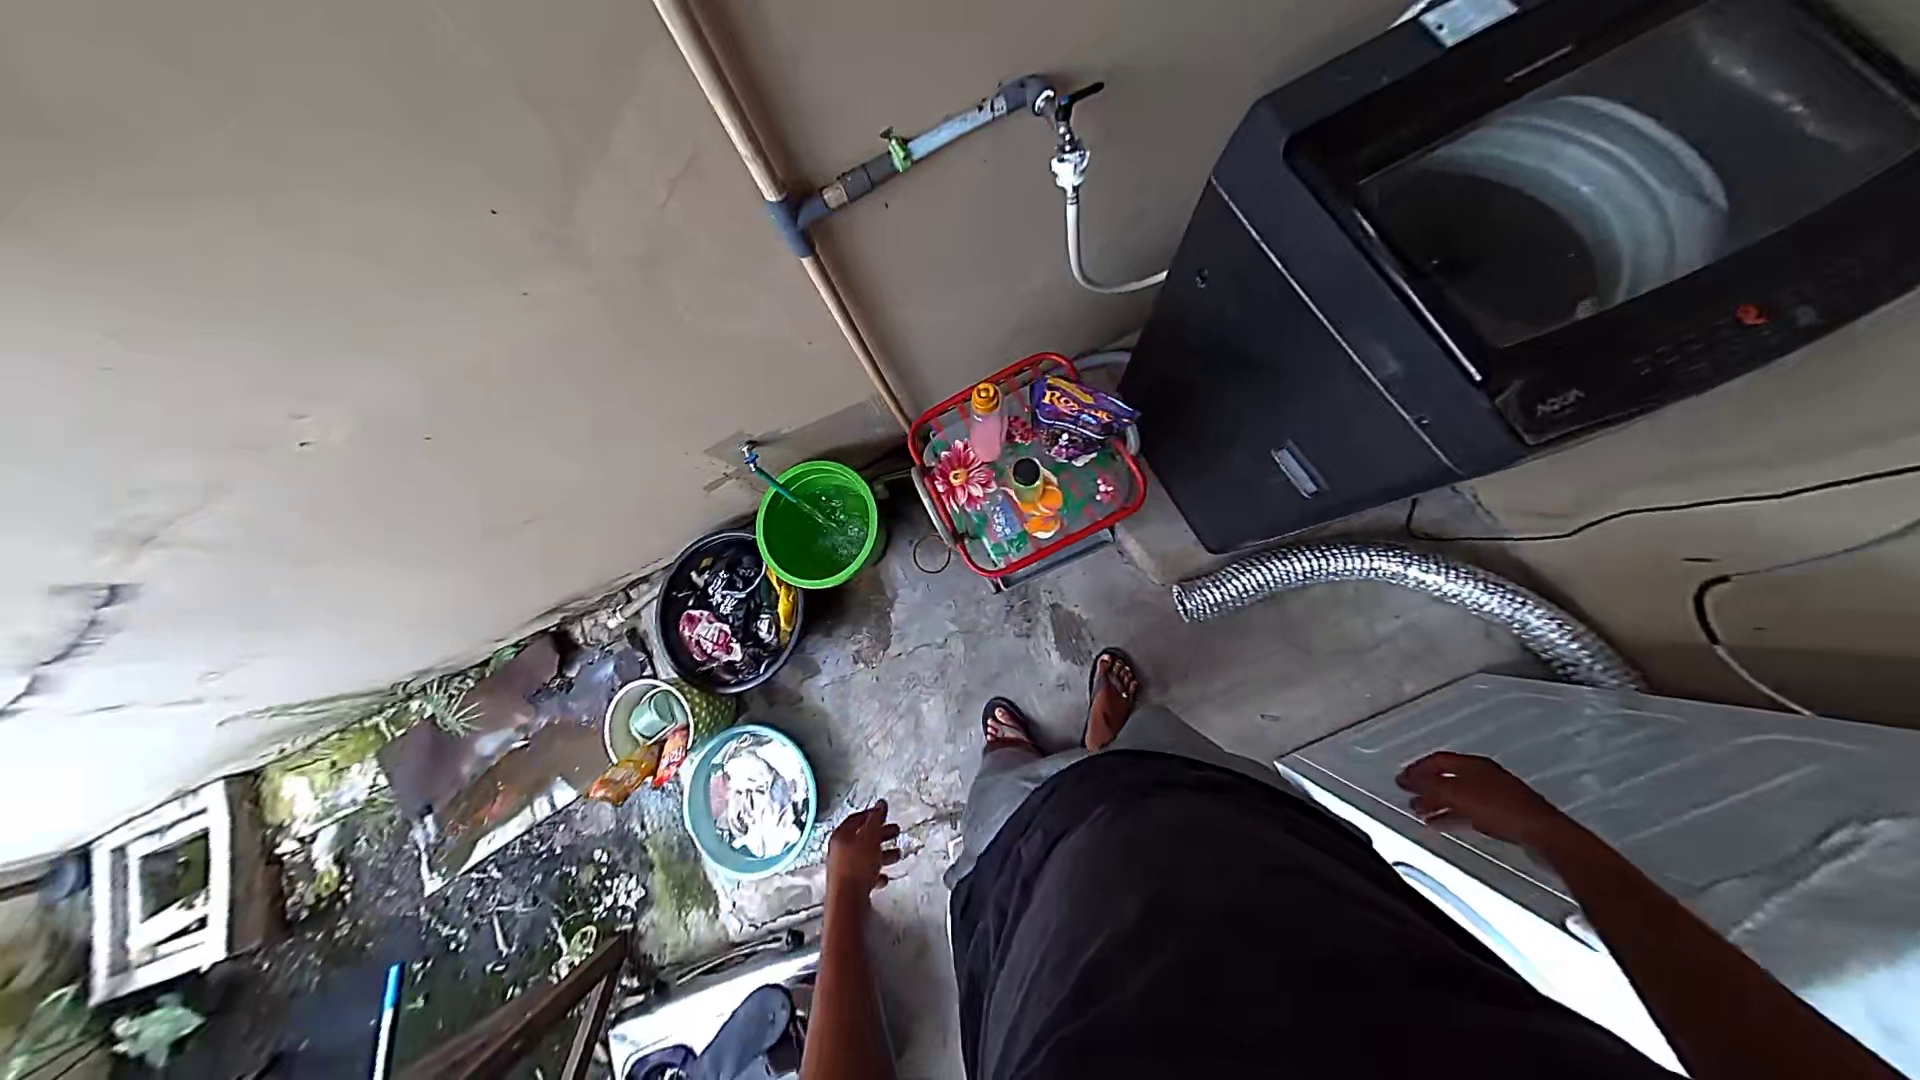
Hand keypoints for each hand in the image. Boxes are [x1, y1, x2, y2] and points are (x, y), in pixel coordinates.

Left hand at [826, 800, 900, 900]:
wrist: (848, 902)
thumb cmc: (856, 868)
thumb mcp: (870, 837)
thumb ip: (876, 819)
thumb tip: (881, 804)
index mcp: (841, 836)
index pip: (857, 819)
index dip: (872, 815)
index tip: (883, 813)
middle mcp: (839, 852)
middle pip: (862, 838)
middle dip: (880, 835)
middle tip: (894, 831)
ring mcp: (843, 870)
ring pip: (865, 857)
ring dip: (882, 854)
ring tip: (897, 854)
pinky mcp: (850, 886)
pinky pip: (865, 876)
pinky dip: (876, 874)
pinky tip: (883, 877)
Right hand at [1396, 752, 1581, 851]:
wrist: (1545, 836)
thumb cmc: (1507, 809)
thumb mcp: (1456, 793)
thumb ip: (1429, 785)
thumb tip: (1407, 778)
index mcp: (1474, 765)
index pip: (1438, 760)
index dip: (1417, 768)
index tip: (1403, 777)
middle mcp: (1486, 777)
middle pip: (1448, 779)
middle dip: (1426, 788)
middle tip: (1410, 795)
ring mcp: (1497, 797)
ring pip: (1458, 797)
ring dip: (1438, 804)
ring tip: (1422, 812)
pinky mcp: (1505, 817)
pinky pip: (1470, 812)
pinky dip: (1453, 816)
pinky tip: (1445, 823)